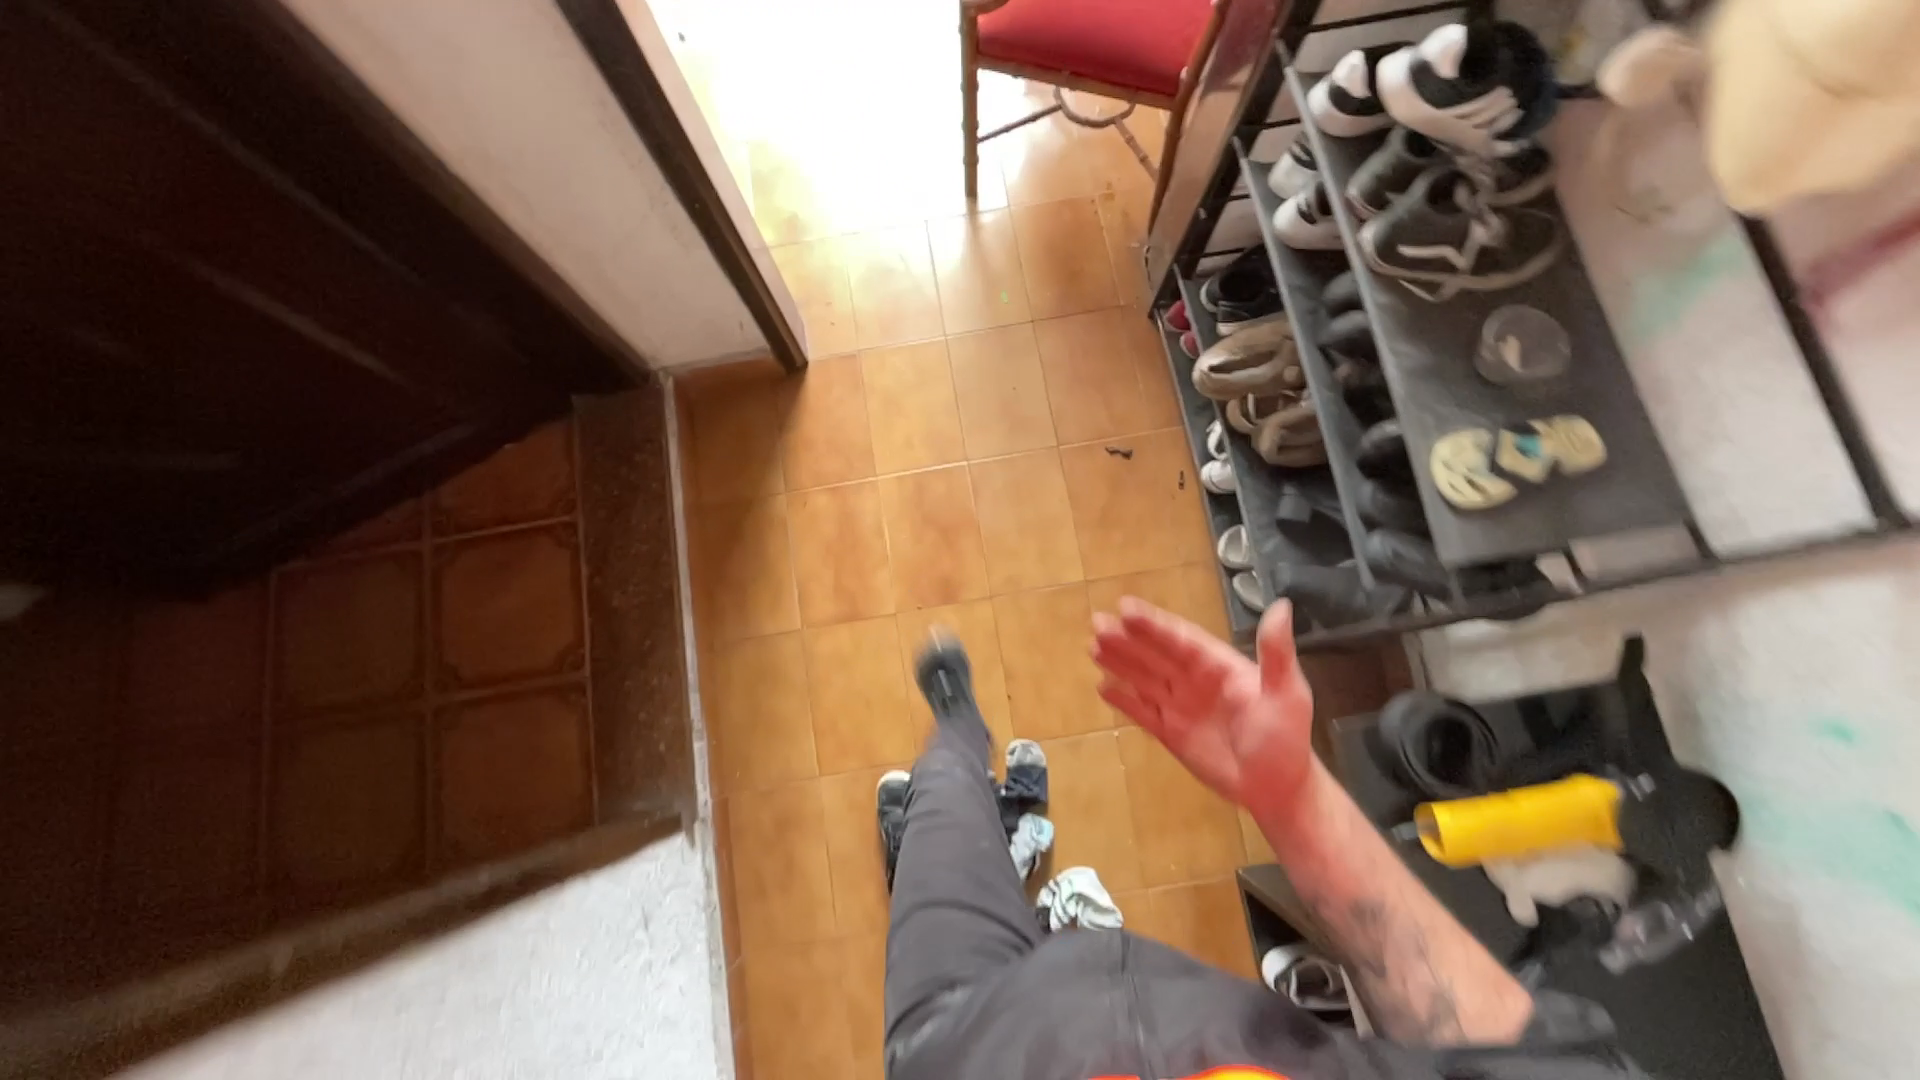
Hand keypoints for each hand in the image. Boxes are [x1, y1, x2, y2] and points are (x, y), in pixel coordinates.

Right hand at [1090, 599, 1316, 821]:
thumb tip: (1281, 605)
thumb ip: (1276, 653)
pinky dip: (1123, 699)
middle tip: (1096, 622)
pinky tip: (1101, 687)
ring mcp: (1181, 707)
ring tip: (1092, 647)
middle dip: (1126, 639)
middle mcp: (1195, 680)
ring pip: (1143, 678)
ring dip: (1119, 662)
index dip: (1153, 624)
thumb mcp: (1287, 693)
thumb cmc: (1285, 740)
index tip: (1125, 608)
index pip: (1180, 640)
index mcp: (1219, 666)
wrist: (1278, 790)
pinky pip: (1142, 712)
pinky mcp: (1171, 733)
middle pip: (1155, 655)